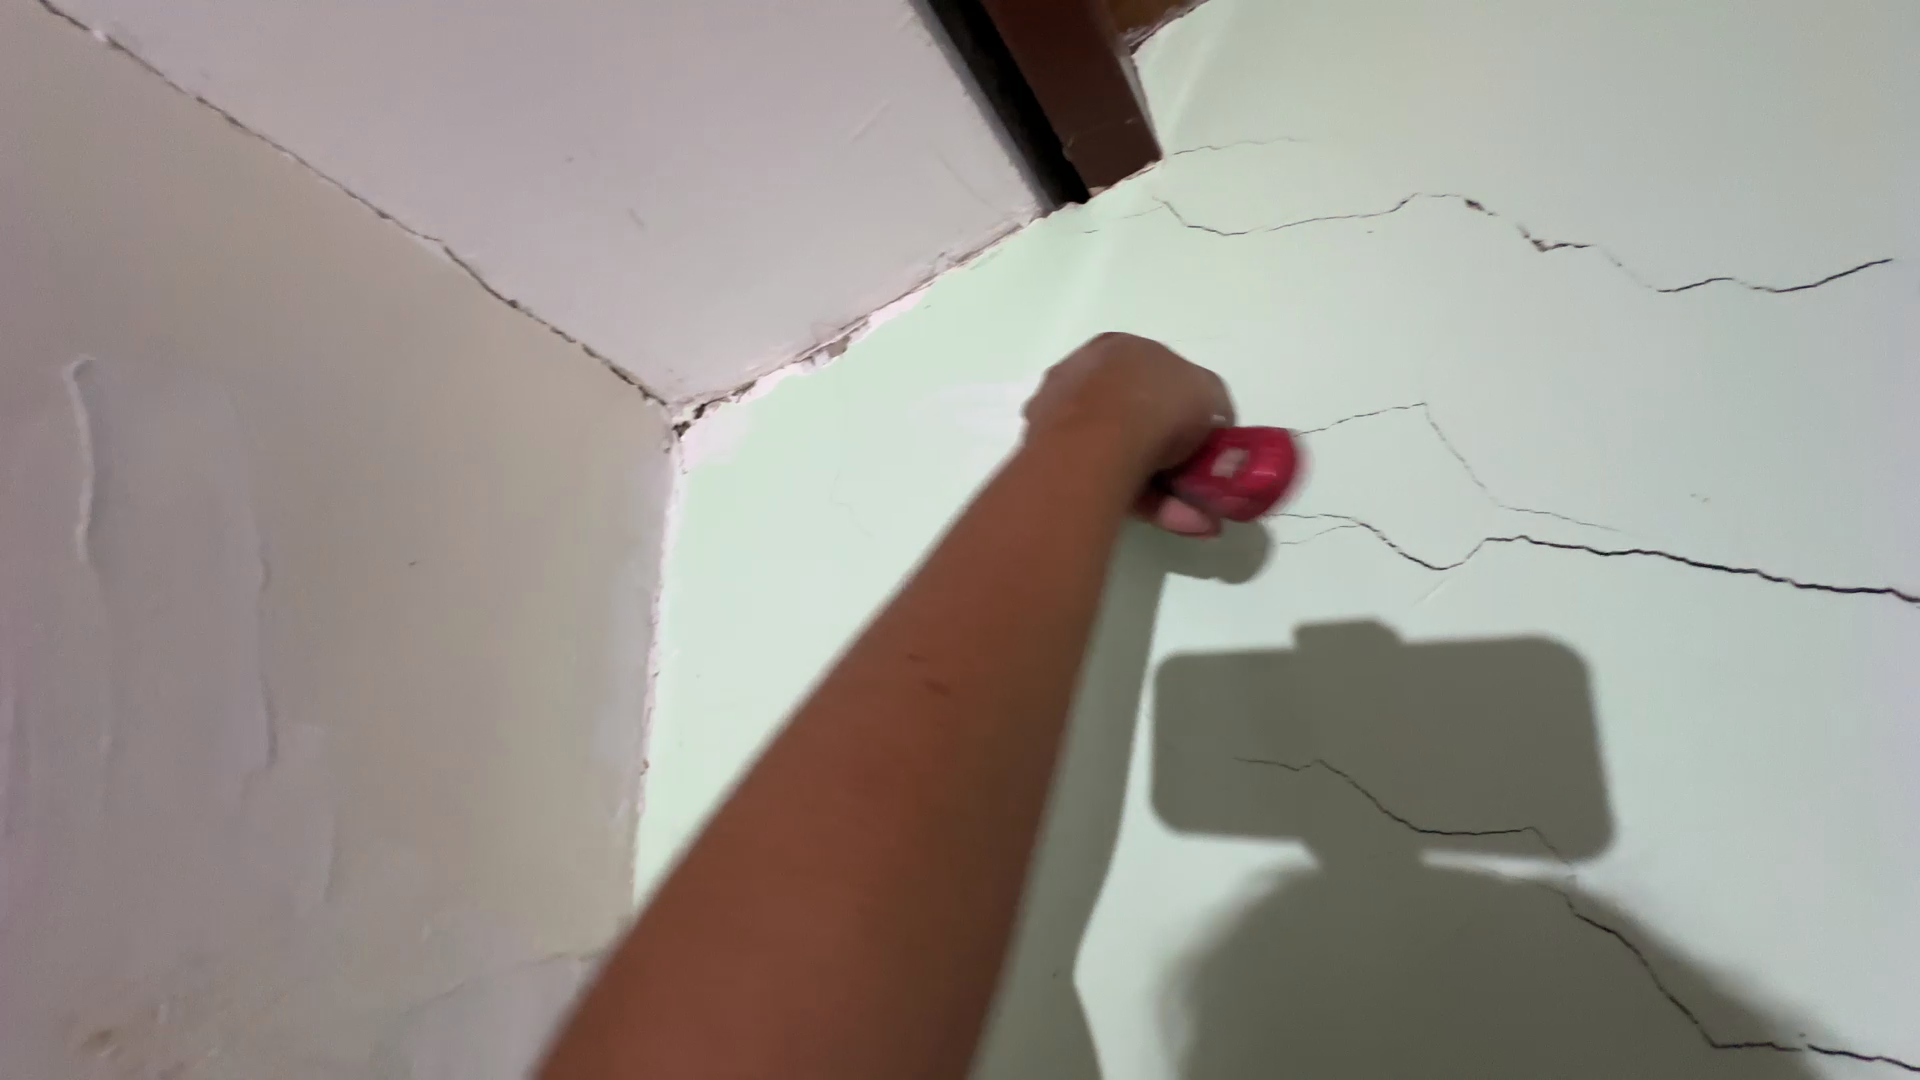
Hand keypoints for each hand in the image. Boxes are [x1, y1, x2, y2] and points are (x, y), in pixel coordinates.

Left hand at [1022, 333, 1234, 536]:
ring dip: (1164, 493)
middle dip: (1172, 462)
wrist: (1095, 443)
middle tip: (1198, 490)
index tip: (1201, 445)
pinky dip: (1139, 504)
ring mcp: (1058, 422)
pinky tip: (1170, 520)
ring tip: (1194, 520)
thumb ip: (1213, 406)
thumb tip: (1213, 424)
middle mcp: (1081, 379)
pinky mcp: (1048, 462)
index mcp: (1118, 349)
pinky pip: (1103, 482)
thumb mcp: (1208, 393)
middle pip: (1135, 424)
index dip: (1182, 413)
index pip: (1155, 379)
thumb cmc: (1155, 404)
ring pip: (1120, 459)